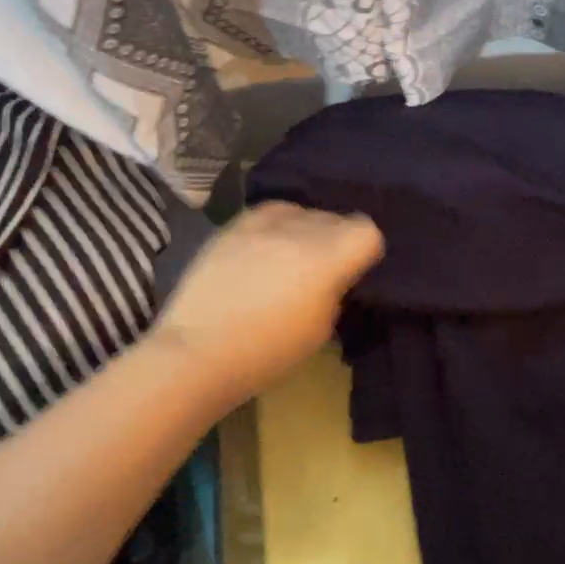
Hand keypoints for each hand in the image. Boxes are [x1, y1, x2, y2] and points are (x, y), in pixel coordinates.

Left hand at [153, 201, 383, 401]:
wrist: (197, 353)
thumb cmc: (267, 352)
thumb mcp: (321, 328)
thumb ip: (335, 290)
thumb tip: (334, 277)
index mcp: (327, 259)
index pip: (367, 231)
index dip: (367, 250)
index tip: (357, 270)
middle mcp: (299, 232)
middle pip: (337, 218)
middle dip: (339, 238)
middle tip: (326, 268)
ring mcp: (263, 226)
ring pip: (304, 211)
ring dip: (309, 229)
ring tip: (296, 252)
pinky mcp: (233, 228)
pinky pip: (270, 211)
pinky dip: (279, 222)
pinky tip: (271, 243)